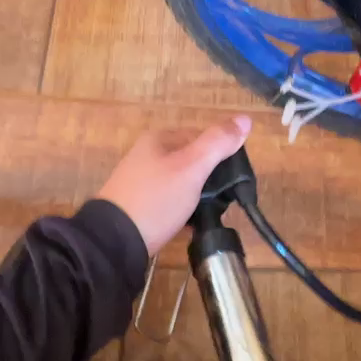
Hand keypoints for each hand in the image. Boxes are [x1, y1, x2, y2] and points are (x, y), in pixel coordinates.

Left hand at [96, 117, 251, 253]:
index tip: (233, 177)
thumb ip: (218, 142)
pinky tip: (191, 223)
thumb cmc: (157, 199)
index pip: (202, 136)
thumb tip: (246, 118)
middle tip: (223, 198)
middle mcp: (148, 155)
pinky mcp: (138, 206)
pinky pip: (171, 200)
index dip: (222, 153)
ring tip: (210, 212)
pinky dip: (184, 208)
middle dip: (210, 177)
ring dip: (198, 194)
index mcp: (159, 139)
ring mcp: (141, 181)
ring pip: (183, 181)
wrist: (114, 242)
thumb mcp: (192, 167)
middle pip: (192, 159)